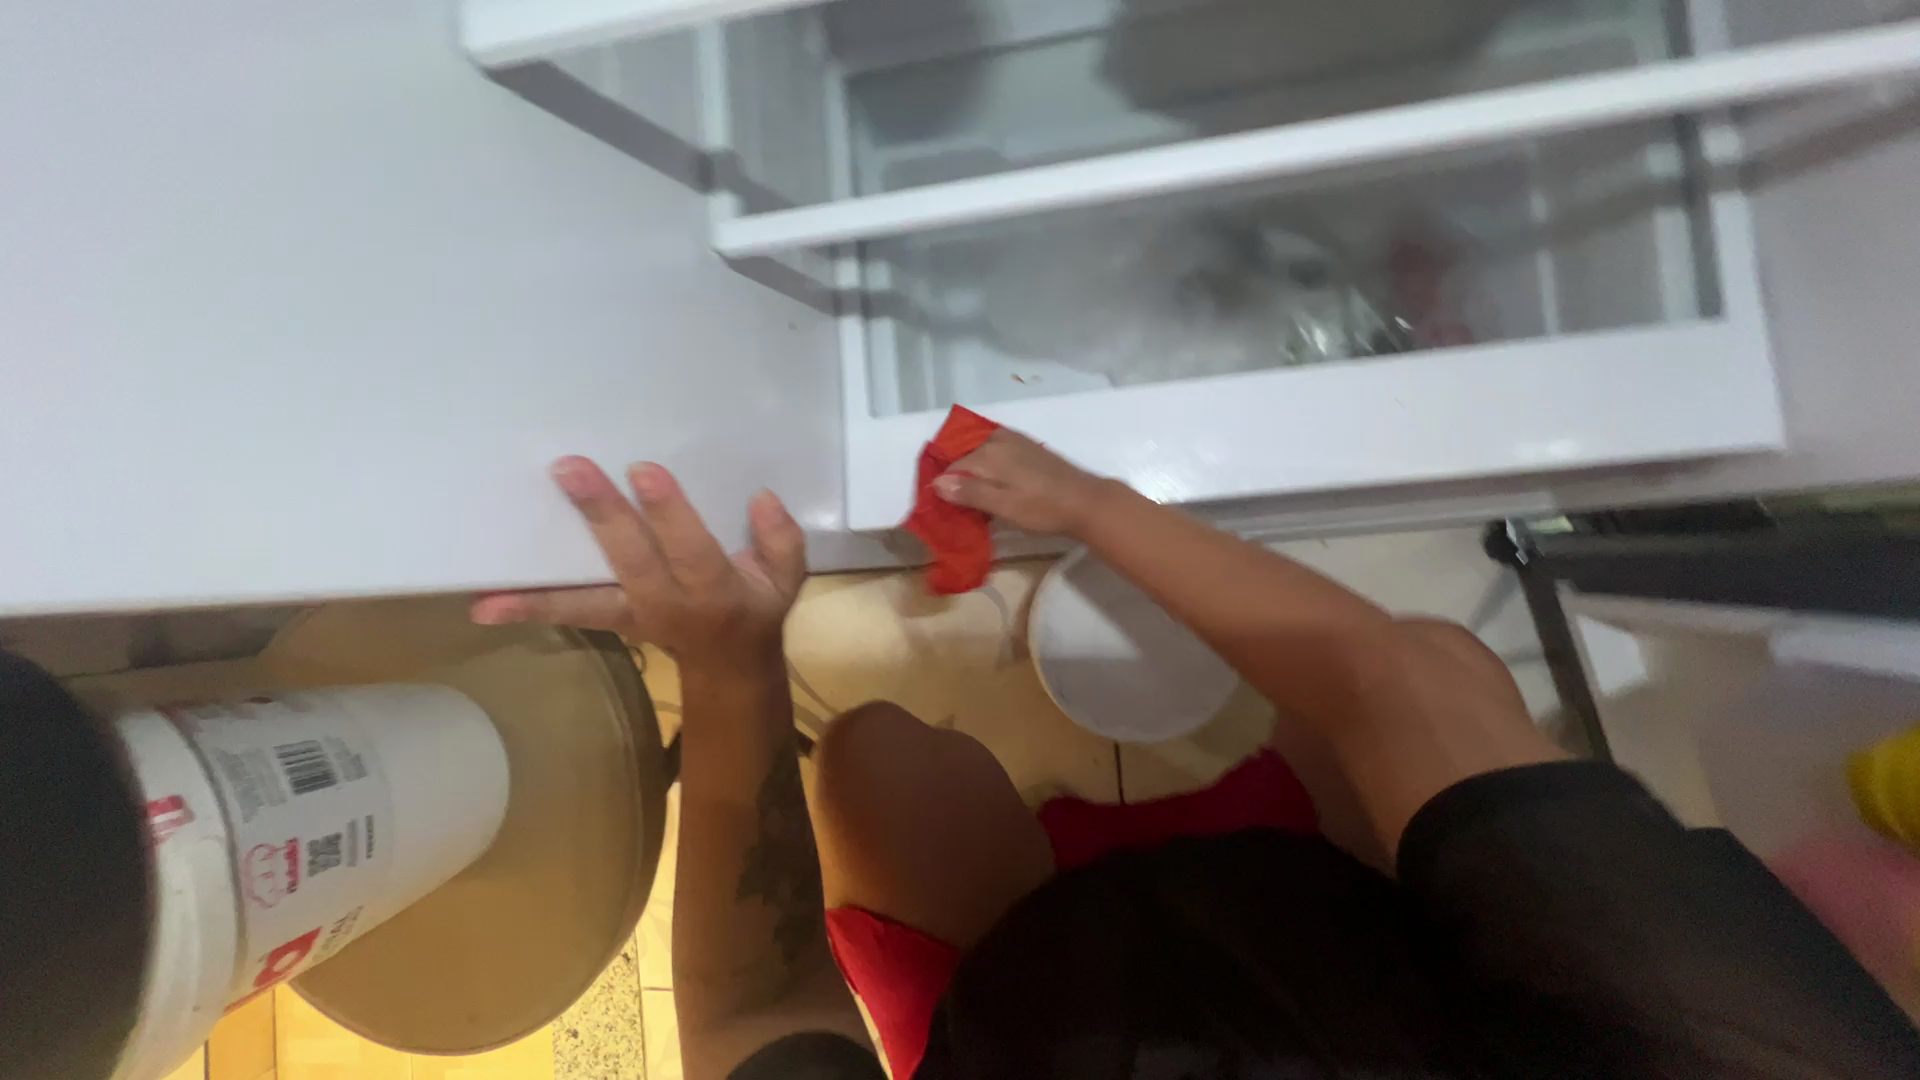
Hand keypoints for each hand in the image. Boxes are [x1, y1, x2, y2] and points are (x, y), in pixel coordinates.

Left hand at [470, 458, 805, 670]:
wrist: (730, 662)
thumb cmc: (756, 607)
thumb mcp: (787, 577)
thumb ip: (781, 538)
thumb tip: (762, 497)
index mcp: (715, 590)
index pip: (690, 549)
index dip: (669, 513)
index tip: (643, 470)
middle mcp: (669, 604)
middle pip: (632, 560)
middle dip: (602, 516)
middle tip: (570, 469)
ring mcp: (634, 615)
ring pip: (588, 600)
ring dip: (543, 590)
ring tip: (492, 585)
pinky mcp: (612, 619)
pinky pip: (572, 612)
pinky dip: (529, 609)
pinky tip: (485, 606)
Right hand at [932, 429, 1117, 536]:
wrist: (1086, 501)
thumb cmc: (1042, 509)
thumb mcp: (1003, 506)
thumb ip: (970, 492)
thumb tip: (936, 483)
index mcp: (988, 454)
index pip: (952, 470)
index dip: (945, 490)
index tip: (947, 511)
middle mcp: (997, 440)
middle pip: (965, 458)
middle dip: (959, 479)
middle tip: (962, 507)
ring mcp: (1015, 440)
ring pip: (981, 453)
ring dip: (975, 472)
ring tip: (977, 497)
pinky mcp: (1028, 445)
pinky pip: (996, 451)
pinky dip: (990, 465)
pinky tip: (996, 482)